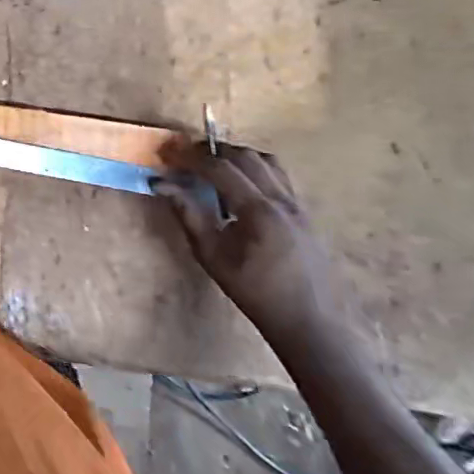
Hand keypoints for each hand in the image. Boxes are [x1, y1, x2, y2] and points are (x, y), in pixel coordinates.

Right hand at [155, 143, 350, 341]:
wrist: (311, 323)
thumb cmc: (257, 294)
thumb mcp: (213, 258)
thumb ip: (188, 215)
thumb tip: (161, 184)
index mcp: (258, 210)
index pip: (220, 168)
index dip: (191, 156)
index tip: (168, 153)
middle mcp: (281, 199)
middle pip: (245, 156)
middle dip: (213, 151)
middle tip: (187, 157)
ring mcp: (297, 203)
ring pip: (266, 161)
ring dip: (237, 156)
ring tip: (215, 166)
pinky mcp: (305, 212)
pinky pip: (279, 175)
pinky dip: (256, 168)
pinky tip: (243, 185)